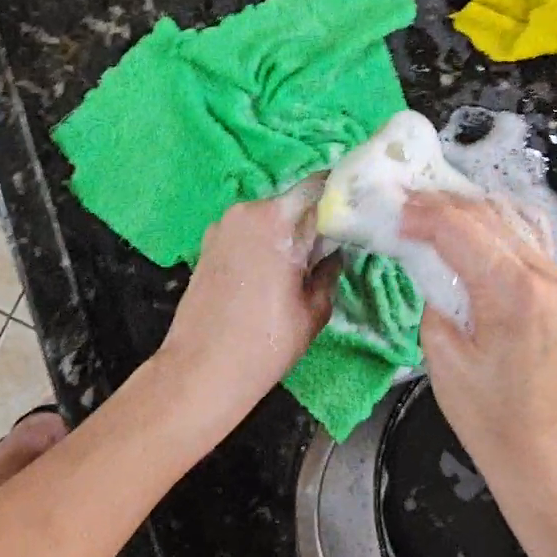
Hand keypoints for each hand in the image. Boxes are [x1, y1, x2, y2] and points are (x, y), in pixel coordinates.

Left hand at [155, 180, 339, 416]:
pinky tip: (266, 278)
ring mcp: (221, 226)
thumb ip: (328, 271)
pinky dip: (260, 246)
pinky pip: (244, 233)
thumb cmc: (265, 342)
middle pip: (291, 204)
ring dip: (283, 236)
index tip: (355, 214)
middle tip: (326, 254)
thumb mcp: (313, 309)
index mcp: (276, 219)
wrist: (201, 369)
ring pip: (266, 219)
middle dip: (310, 223)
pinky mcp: (206, 244)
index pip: (318, 187)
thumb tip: (333, 252)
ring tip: (294, 272)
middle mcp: (245, 211)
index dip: (339, 197)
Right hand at [404, 193, 556, 488]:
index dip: (423, 215)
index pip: (462, 230)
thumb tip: (424, 254)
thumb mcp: (439, 348)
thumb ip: (433, 290)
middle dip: (440, 206)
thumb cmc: (482, 408)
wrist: (535, 444)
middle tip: (401, 203)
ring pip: (506, 219)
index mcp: (514, 294)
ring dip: (463, 210)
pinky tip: (464, 224)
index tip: (392, 212)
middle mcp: (545, 276)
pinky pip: (523, 236)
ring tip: (426, 210)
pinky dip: (489, 224)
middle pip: (485, 217)